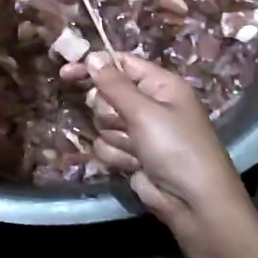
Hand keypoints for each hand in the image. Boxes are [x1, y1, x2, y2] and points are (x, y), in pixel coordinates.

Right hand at [61, 52, 253, 241]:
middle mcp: (149, 104)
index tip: (65, 74)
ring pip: (102, 123)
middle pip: (106, 94)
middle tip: (124, 122)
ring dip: (115, 137)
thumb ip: (114, 84)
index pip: (120, 64)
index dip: (94, 67)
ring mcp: (139, 130)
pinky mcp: (130, 153)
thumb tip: (92, 56)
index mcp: (160, 86)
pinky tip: (135, 165)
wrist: (192, 201)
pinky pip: (105, 145)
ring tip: (137, 149)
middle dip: (109, 112)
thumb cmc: (176, 148)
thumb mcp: (145, 112)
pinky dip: (116, 156)